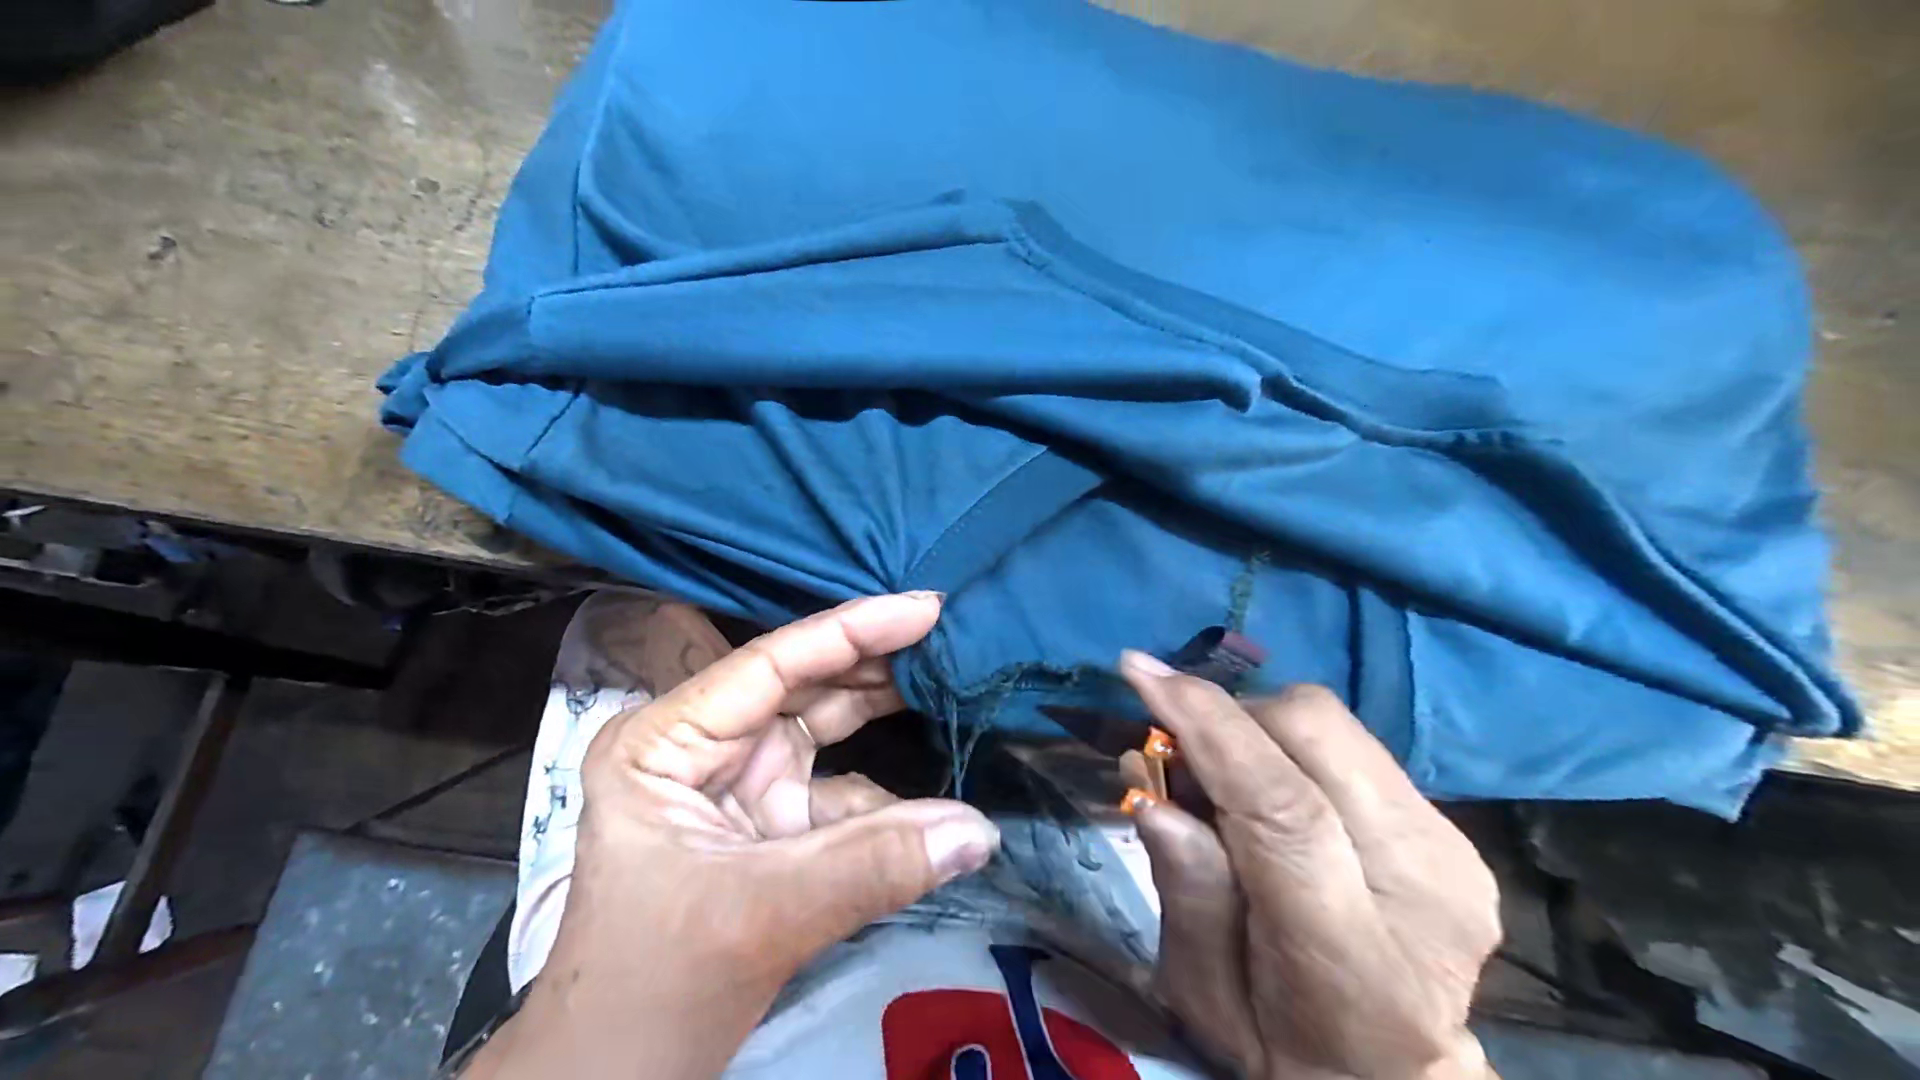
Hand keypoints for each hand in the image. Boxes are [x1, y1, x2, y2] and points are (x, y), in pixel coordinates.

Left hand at [476, 593, 999, 1078]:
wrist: (616, 1078)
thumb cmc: (650, 989)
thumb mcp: (758, 917)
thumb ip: (871, 867)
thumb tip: (978, 831)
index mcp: (667, 738)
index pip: (771, 663)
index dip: (852, 630)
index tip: (926, 607)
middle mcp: (706, 743)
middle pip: (805, 684)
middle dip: (877, 662)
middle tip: (953, 638)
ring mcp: (743, 780)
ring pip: (828, 727)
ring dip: (889, 713)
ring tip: (957, 683)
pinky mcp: (776, 819)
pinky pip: (845, 790)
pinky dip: (893, 799)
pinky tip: (943, 807)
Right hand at [1119, 653, 1500, 1079]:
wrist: (1394, 1079)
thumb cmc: (1279, 1048)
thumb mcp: (1205, 999)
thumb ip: (1186, 896)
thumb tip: (1153, 797)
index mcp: (1355, 958)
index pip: (1281, 807)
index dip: (1206, 725)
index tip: (1139, 673)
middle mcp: (1421, 886)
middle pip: (1314, 732)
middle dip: (1225, 713)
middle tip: (1174, 749)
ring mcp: (1447, 850)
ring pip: (1331, 721)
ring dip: (1252, 725)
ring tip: (1216, 772)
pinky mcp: (1448, 829)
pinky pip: (1347, 741)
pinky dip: (1284, 741)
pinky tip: (1263, 783)